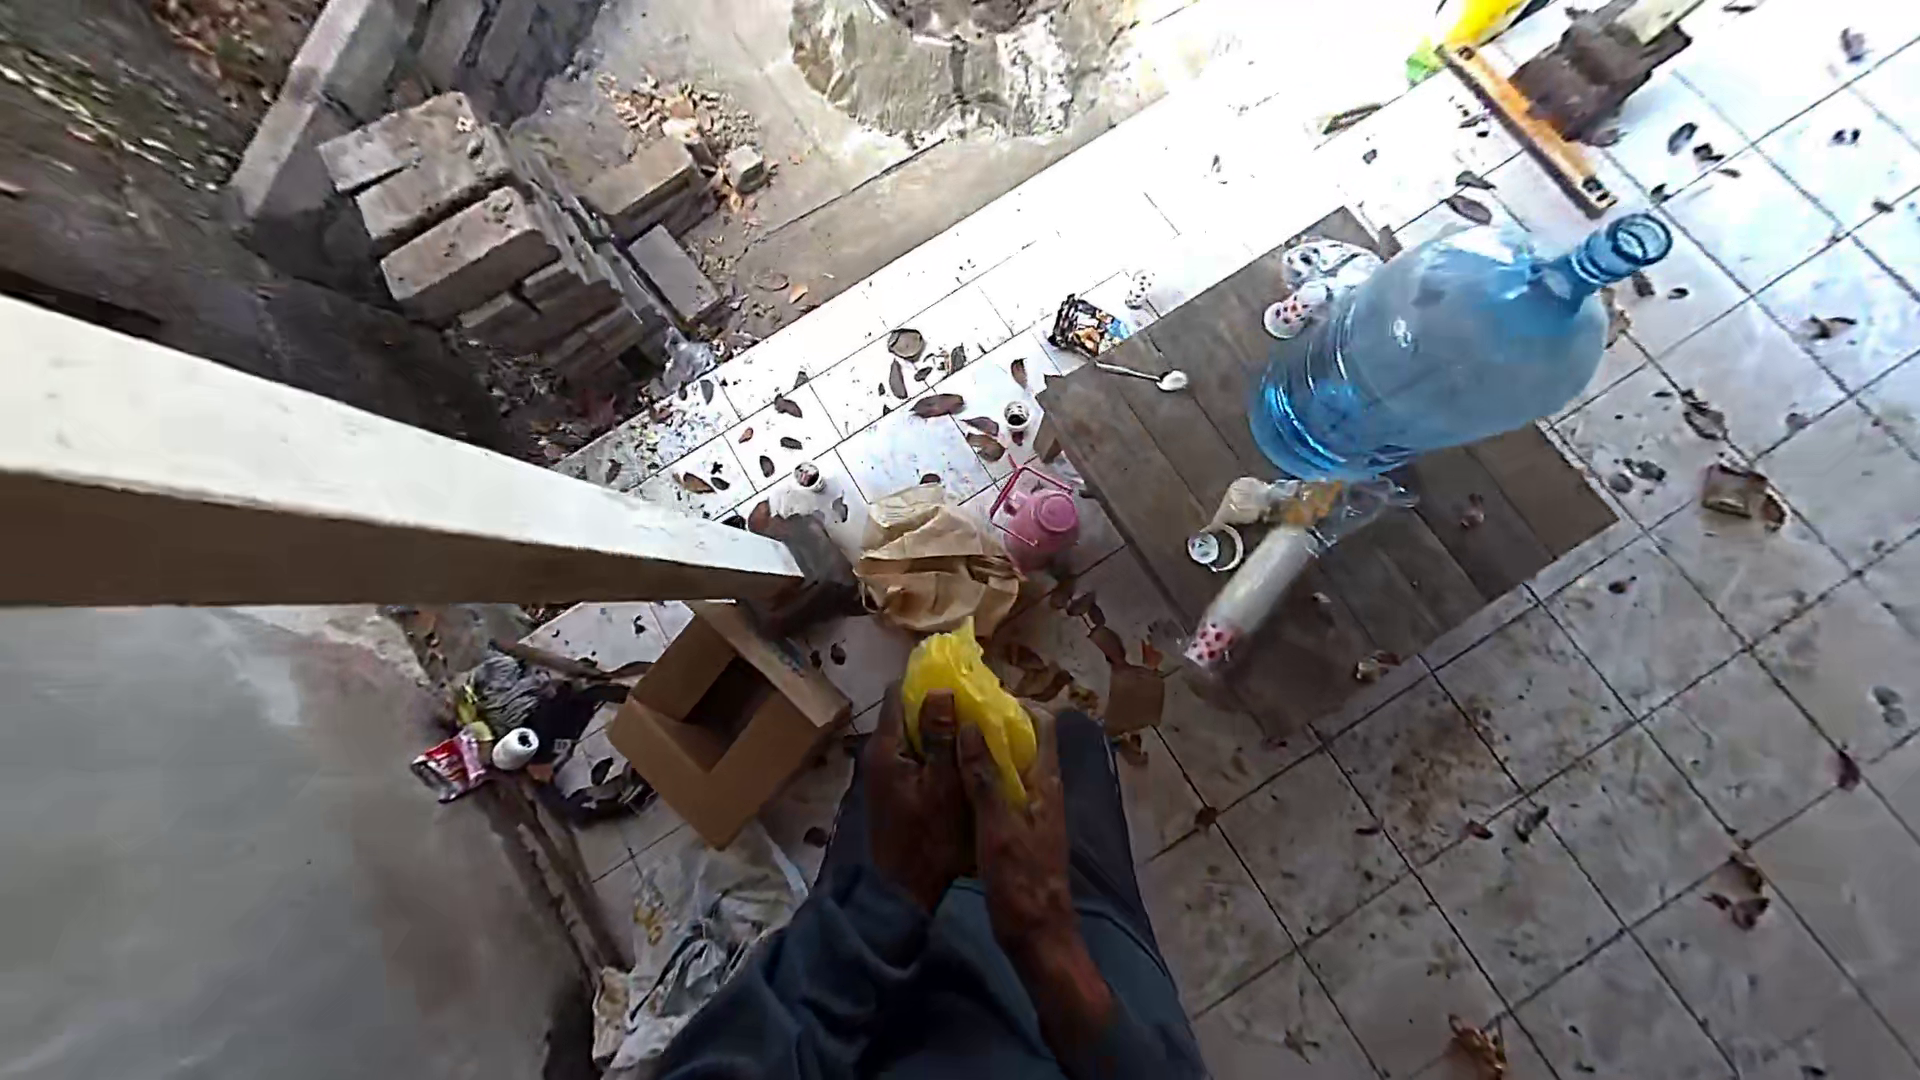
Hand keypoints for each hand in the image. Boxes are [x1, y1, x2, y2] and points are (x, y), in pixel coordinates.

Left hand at [865, 685, 971, 911]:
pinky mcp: (893, 787)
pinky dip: (933, 747)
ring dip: (937, 726)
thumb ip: (939, 735)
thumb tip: (939, 689)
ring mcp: (884, 772)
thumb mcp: (943, 784)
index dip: (925, 679)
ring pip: (911, 733)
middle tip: (972, 700)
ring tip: (972, 721)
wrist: (907, 893)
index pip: (898, 692)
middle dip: (936, 703)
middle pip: (905, 711)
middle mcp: (878, 753)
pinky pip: (913, 753)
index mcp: (886, 747)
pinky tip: (959, 752)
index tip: (956, 676)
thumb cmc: (930, 837)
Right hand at [959, 711, 1116, 1064]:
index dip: (1018, 705)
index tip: (984, 700)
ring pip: (1013, 764)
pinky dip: (984, 776)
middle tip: (958, 717)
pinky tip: (956, 780)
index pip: (1043, 724)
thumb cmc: (1021, 881)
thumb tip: (972, 727)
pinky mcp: (1022, 826)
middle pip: (1026, 740)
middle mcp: (1044, 787)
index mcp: (1046, 780)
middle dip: (995, 725)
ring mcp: (1034, 808)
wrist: (1038, 937)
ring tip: (952, 740)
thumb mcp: (998, 827)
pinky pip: (1004, 787)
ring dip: (987, 750)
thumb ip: (985, 777)